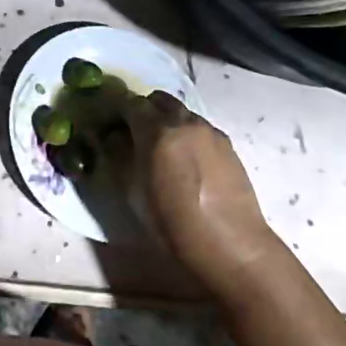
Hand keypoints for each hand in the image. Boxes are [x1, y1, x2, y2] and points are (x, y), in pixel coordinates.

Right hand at [127, 91, 280, 295]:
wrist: (232, 245)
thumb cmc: (175, 226)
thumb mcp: (136, 195)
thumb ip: (122, 158)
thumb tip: (115, 139)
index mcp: (157, 132)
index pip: (131, 104)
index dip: (119, 112)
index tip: (113, 125)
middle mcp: (184, 122)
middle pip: (159, 99)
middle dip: (145, 110)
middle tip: (137, 134)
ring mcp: (209, 130)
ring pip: (181, 112)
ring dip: (168, 121)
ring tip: (165, 149)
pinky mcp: (227, 142)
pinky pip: (200, 127)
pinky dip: (188, 133)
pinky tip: (189, 160)